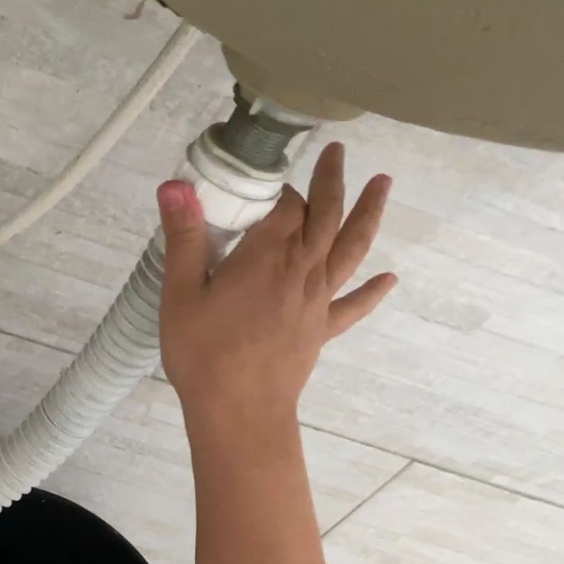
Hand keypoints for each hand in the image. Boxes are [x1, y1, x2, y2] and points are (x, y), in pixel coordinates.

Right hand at [156, 142, 394, 444]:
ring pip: (349, 249)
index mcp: (268, 255)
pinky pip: (352, 306)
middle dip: (332, 181)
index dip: (279, 187)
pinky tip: (389, 278)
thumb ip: (183, 237)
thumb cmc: (204, 352)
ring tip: (383, 184)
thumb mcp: (180, 293)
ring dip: (367, 215)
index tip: (267, 176)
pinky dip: (372, 290)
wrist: (239, 410)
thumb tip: (174, 185)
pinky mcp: (321, 331)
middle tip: (338, 153)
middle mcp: (302, 270)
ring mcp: (317, 301)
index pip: (285, 205)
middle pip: (326, 216)